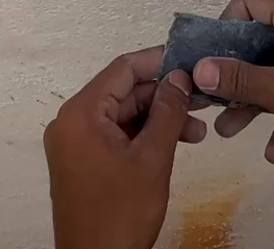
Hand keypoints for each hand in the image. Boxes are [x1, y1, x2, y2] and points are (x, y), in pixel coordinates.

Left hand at [44, 46, 207, 248]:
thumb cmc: (121, 214)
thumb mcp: (152, 159)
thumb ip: (168, 111)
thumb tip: (180, 76)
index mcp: (81, 113)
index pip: (123, 69)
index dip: (158, 60)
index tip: (189, 59)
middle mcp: (72, 121)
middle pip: (124, 92)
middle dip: (164, 96)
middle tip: (201, 100)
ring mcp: (76, 142)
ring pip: (124, 114)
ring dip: (159, 118)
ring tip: (197, 130)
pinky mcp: (83, 161)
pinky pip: (117, 134)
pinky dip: (144, 136)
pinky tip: (176, 142)